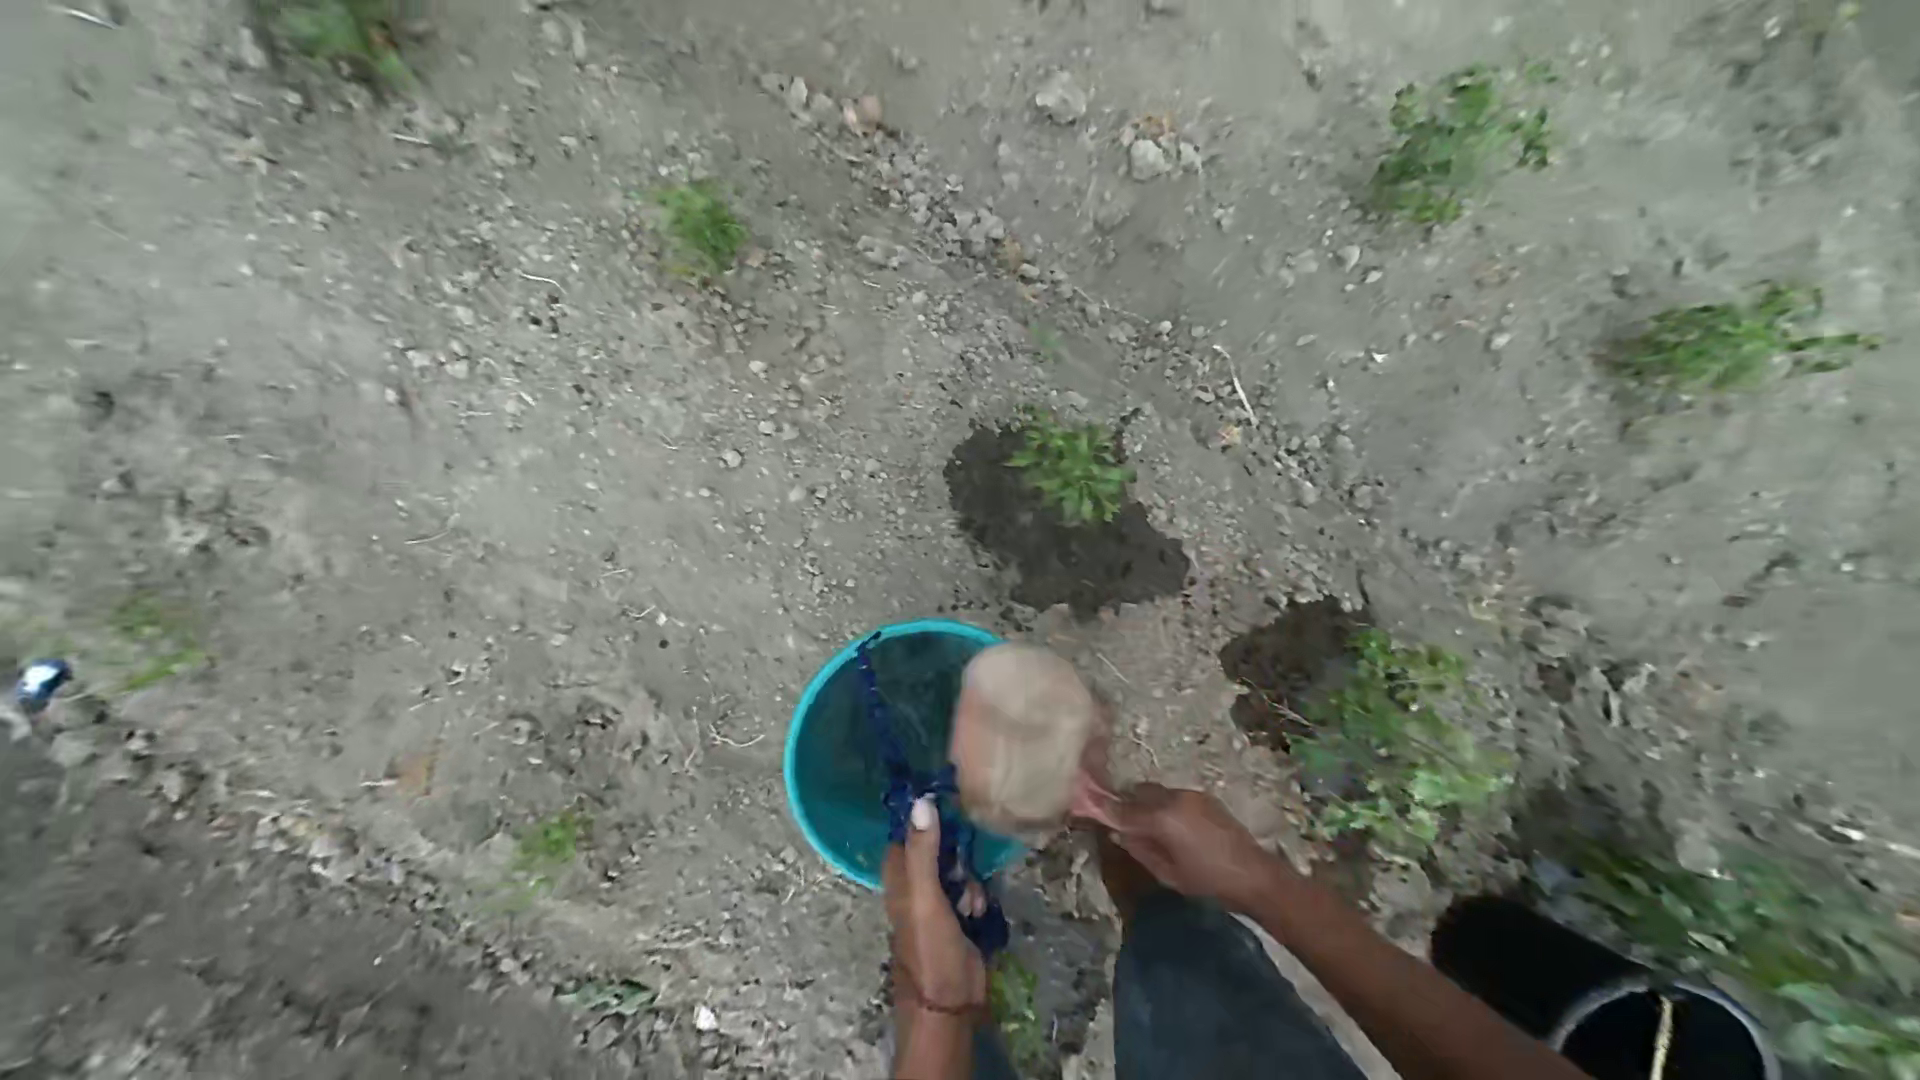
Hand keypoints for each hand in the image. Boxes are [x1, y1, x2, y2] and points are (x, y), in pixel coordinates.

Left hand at [882, 797, 986, 1014]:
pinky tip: (978, 911)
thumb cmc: (929, 947)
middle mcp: (915, 884)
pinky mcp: (959, 915)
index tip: (947, 800)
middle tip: (964, 864)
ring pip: (958, 868)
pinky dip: (977, 896)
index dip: (923, 815)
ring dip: (969, 877)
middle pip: (937, 847)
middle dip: (956, 850)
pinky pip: (971, 890)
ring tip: (971, 898)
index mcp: (898, 876)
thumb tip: (922, 802)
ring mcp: (938, 899)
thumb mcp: (924, 895)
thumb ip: (922, 850)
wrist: (949, 1003)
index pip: (907, 831)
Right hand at [1106, 783, 1289, 912]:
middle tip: (1123, 822)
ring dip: (1147, 804)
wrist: (1256, 877)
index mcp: (1162, 818)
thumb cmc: (1209, 882)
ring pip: (1156, 792)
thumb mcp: (1167, 873)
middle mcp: (1173, 798)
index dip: (1106, 808)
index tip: (1090, 806)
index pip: (1124, 809)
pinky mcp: (1204, 797)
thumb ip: (1139, 849)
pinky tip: (1173, 826)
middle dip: (1128, 804)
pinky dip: (1166, 806)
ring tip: (1150, 826)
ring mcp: (1190, 794)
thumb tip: (1119, 833)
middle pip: (1138, 792)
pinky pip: (1174, 796)